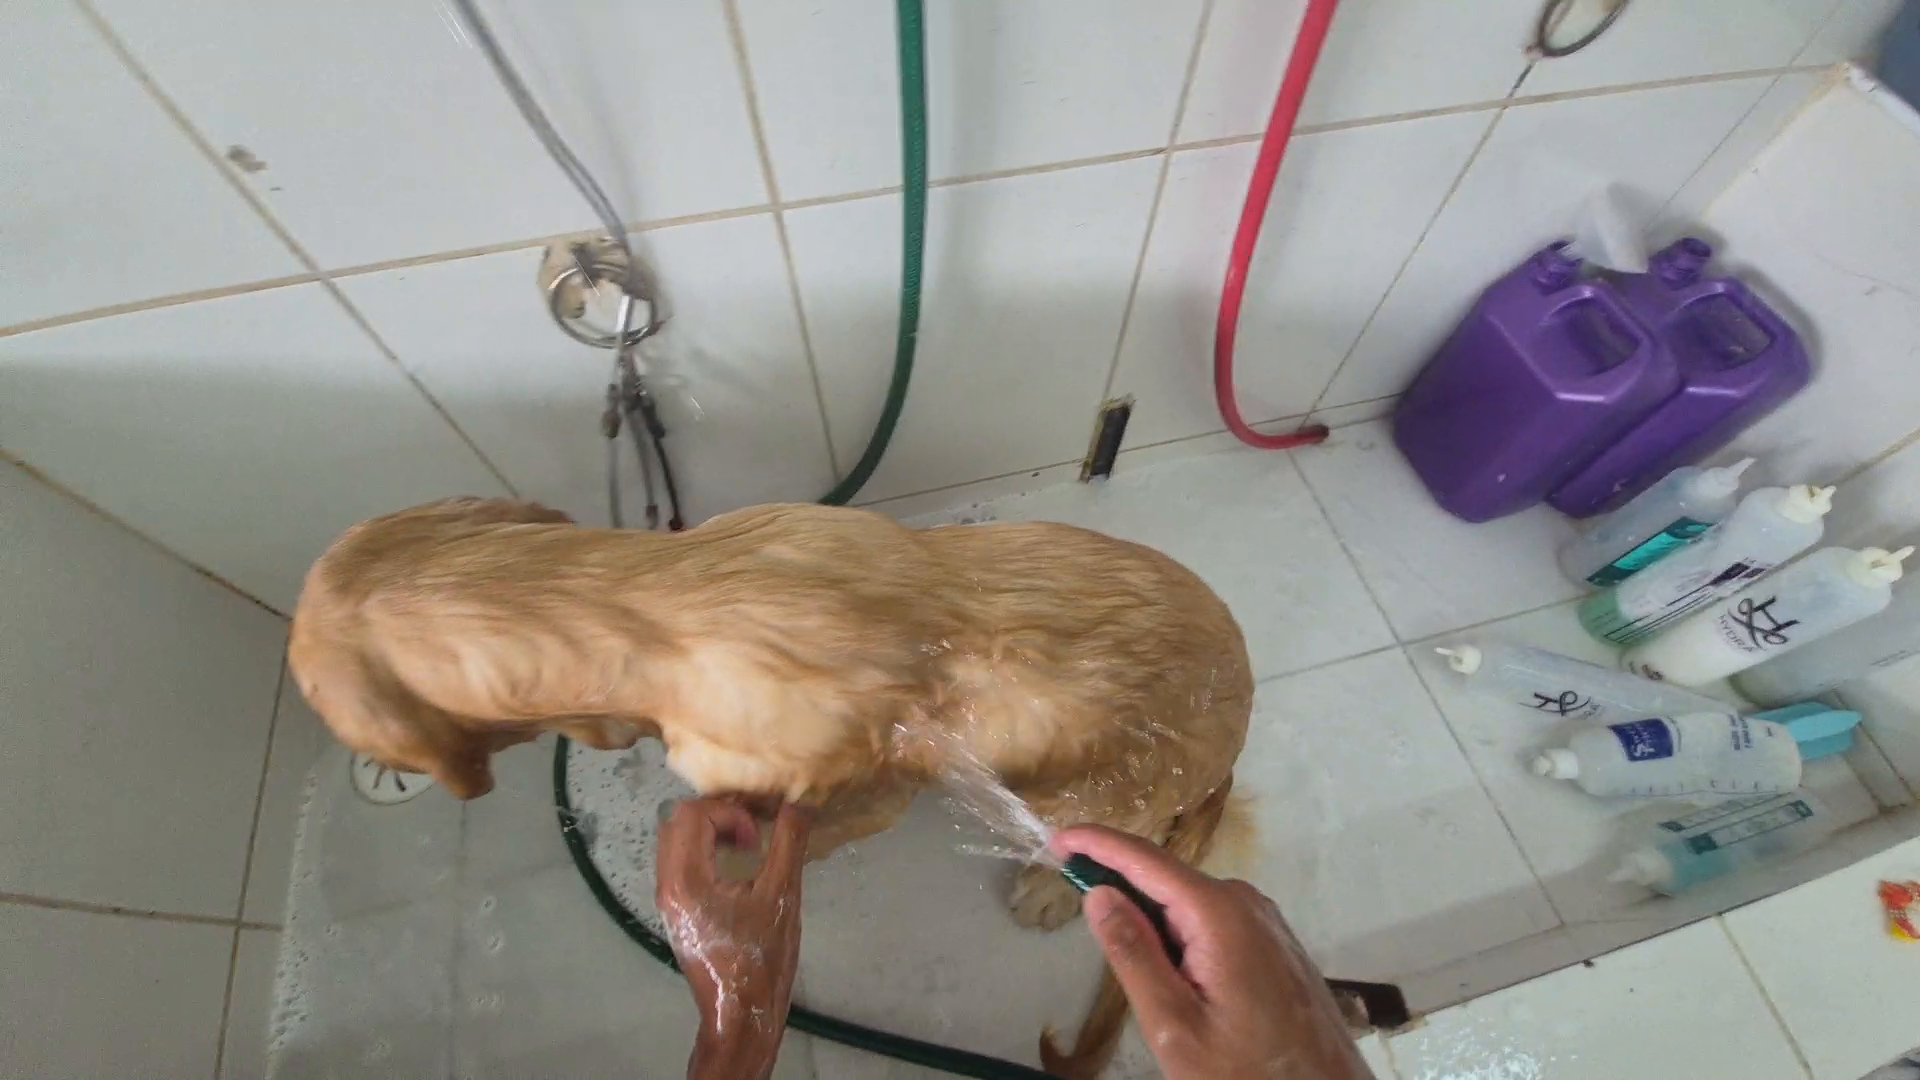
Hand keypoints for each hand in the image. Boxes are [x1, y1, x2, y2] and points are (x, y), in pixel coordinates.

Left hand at [656, 799, 809, 1079]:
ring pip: (675, 837)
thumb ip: (789, 841)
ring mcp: (668, 898)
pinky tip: (736, 862)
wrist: (741, 1015)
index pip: (694, 814)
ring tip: (746, 843)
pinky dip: (705, 845)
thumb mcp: (783, 894)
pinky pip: (680, 857)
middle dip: (718, 813)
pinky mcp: (677, 908)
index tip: (757, 839)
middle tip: (751, 829)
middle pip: (678, 819)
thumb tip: (799, 802)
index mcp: (687, 880)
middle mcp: (668, 885)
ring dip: (711, 828)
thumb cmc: (761, 957)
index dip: (730, 813)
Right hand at [1051, 826, 1373, 1079]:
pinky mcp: (1274, 941)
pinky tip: (1174, 972)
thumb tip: (1098, 892)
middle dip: (1120, 886)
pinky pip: (1212, 918)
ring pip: (1187, 901)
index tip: (1056, 840)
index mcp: (1219, 912)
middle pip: (1164, 878)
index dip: (1096, 843)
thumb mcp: (1176, 1027)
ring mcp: (1264, 919)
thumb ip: (1133, 954)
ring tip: (1136, 967)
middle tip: (1083, 913)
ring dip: (1151, 917)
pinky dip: (1179, 930)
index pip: (1143, 859)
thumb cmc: (1248, 1077)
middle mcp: (1244, 900)